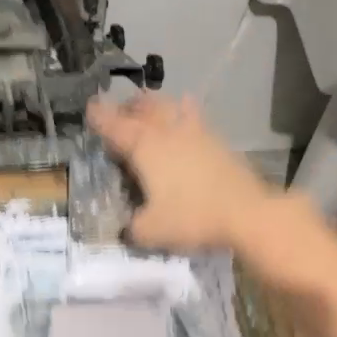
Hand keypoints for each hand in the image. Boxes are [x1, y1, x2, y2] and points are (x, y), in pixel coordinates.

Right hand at [88, 93, 275, 253]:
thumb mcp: (151, 231)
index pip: (115, 126)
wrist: (246, 213)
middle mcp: (168, 131)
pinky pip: (194, 118)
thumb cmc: (191, 218)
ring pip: (170, 106)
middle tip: (119, 111)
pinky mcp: (217, 142)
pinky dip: (183, 113)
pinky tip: (185, 117)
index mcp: (145, 147)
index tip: (89, 108)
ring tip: (149, 108)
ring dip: (156, 105)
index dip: (99, 117)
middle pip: (144, 107)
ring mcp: (196, 133)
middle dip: (128, 107)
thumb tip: (128, 227)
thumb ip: (133, 228)